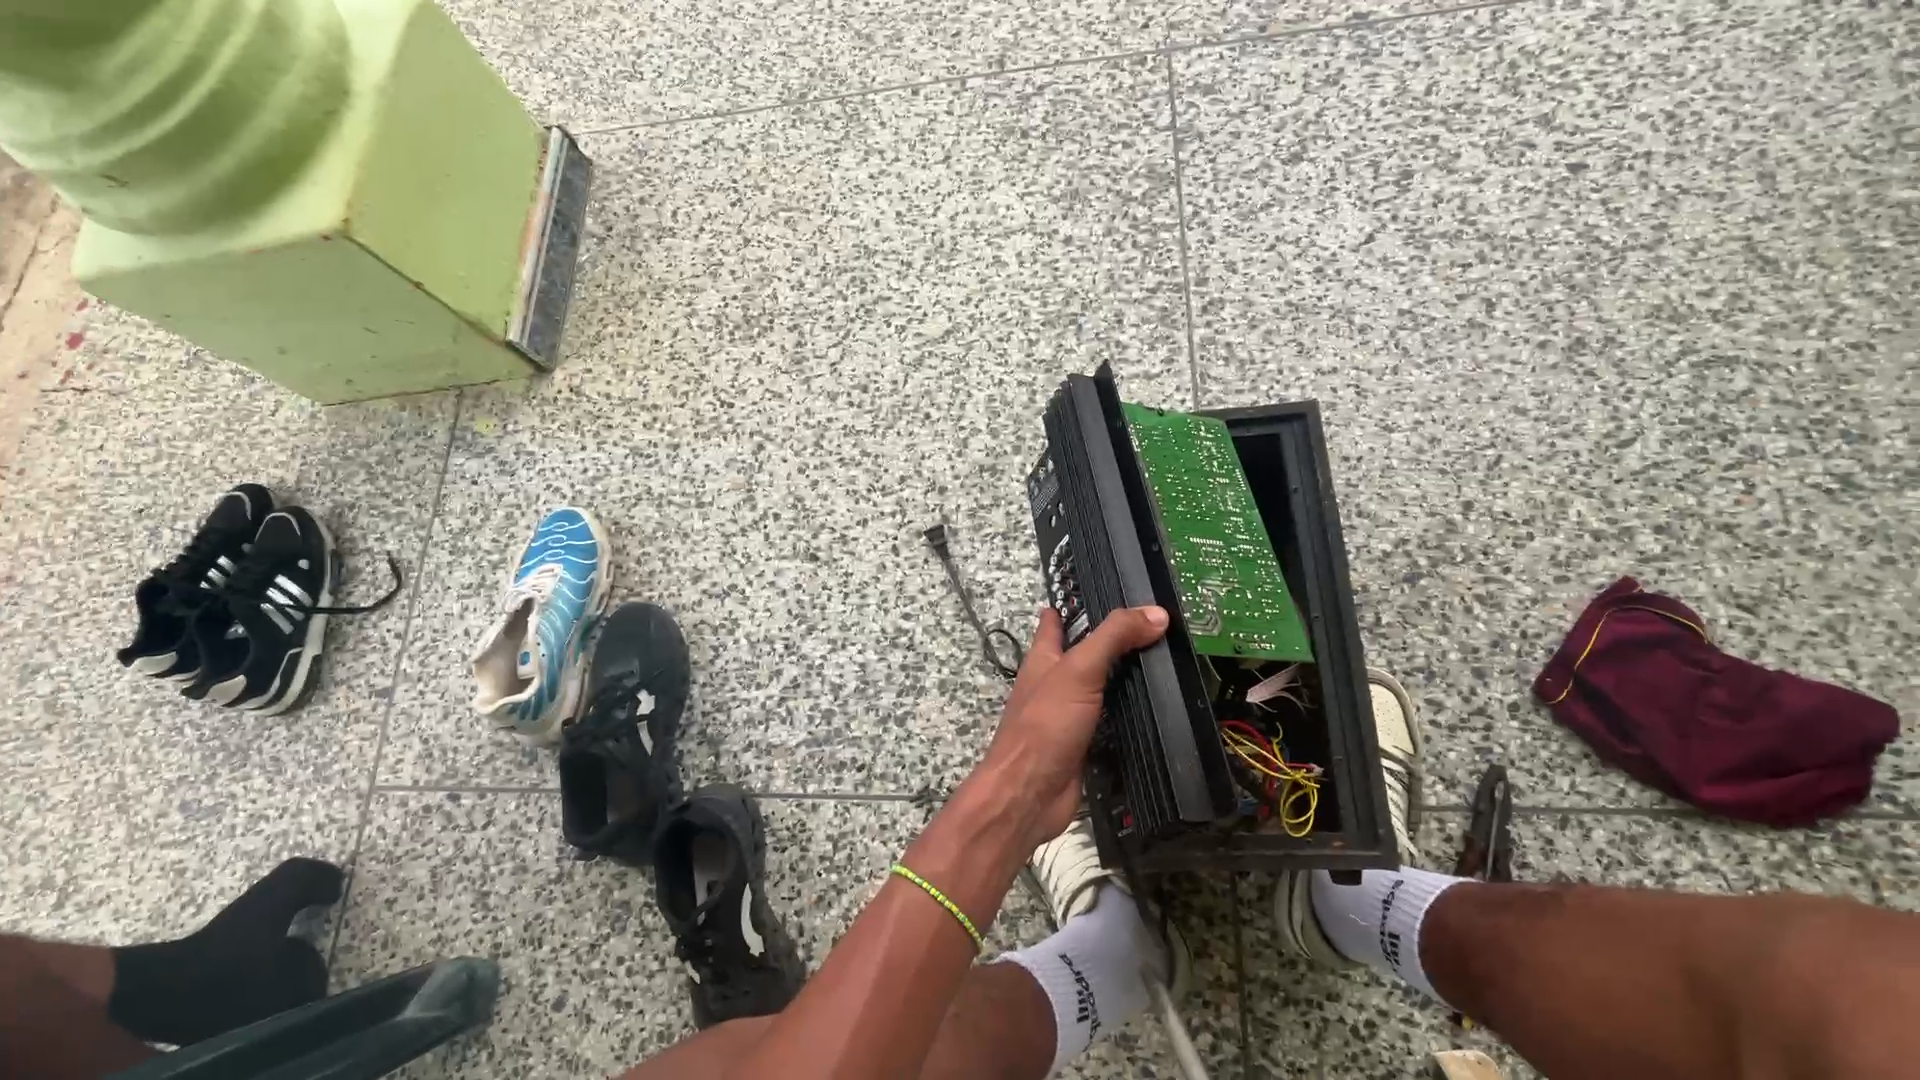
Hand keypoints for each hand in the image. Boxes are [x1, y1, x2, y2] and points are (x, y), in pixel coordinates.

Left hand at [972, 604, 1169, 851]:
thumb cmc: (1045, 724)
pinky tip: (1154, 710)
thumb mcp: (1079, 670)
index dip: (1069, 607)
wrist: (1029, 794)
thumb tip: (1157, 613)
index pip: (1054, 624)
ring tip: (1162, 662)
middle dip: (1108, 642)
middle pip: (1081, 656)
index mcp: (1042, 660)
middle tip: (1151, 627)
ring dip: (1123, 678)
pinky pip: (1110, 722)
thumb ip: (1114, 638)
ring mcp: (1067, 717)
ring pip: (1098, 689)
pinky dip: (1129, 714)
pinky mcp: (1083, 746)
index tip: (1098, 593)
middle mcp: (1053, 685)